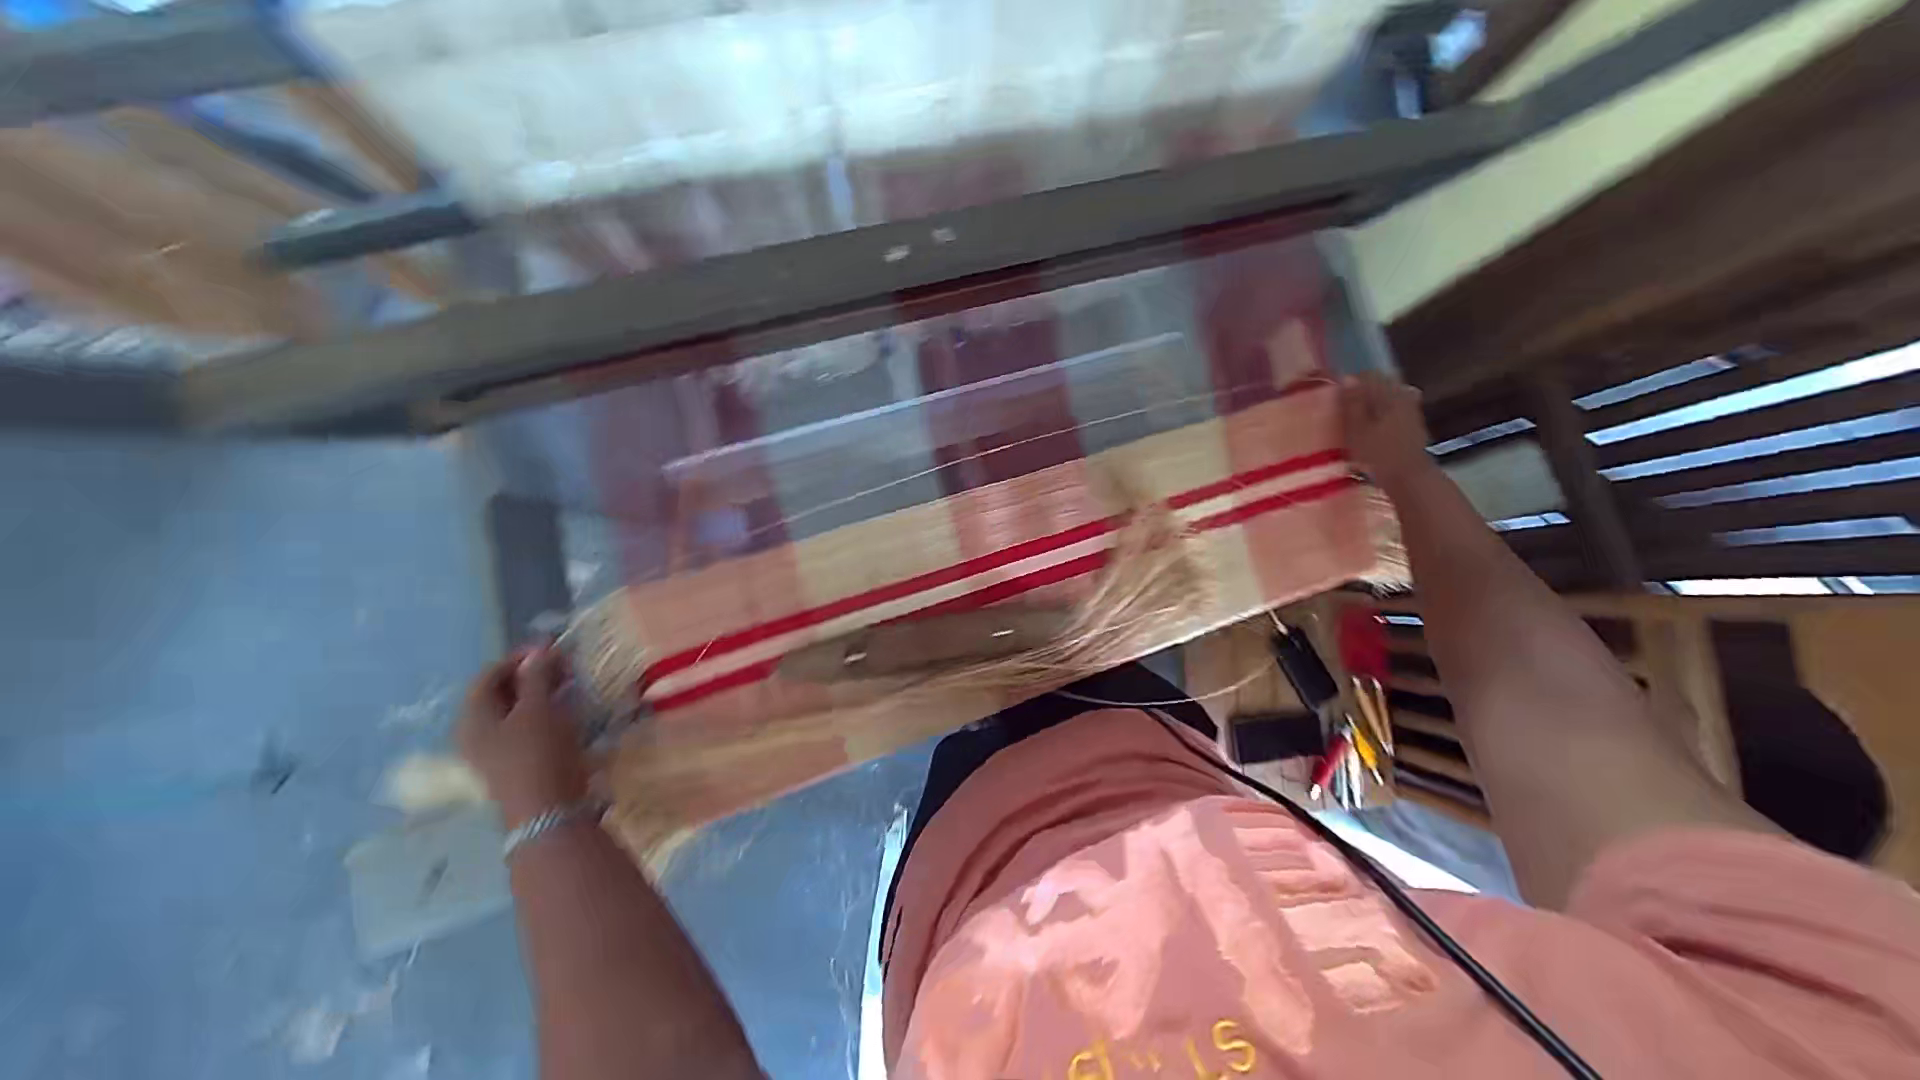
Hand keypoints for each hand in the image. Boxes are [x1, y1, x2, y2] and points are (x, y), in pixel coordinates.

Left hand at [459, 647, 590, 826]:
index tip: (551, 647)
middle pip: (500, 694)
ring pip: (514, 712)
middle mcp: (475, 733)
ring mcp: (493, 752)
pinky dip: (543, 714)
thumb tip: (537, 649)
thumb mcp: (539, 708)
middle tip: (563, 665)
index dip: (518, 657)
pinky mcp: (513, 765)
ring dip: (540, 694)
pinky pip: (524, 729)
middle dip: (531, 675)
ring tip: (569, 685)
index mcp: (472, 717)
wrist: (548, 812)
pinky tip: (565, 712)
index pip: (489, 675)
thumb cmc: (538, 753)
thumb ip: (537, 676)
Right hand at [1339, 373, 1432, 485]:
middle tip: (1342, 413)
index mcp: (1388, 394)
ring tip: (1354, 424)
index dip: (1348, 384)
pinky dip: (1381, 417)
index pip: (1367, 375)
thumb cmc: (1378, 455)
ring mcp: (1411, 411)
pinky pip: (1394, 412)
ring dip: (1371, 407)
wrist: (1410, 479)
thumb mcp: (1356, 429)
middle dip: (1361, 394)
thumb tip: (1347, 378)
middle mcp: (1403, 396)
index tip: (1334, 400)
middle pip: (1379, 385)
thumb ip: (1352, 403)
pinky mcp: (1414, 426)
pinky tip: (1371, 433)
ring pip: (1387, 399)